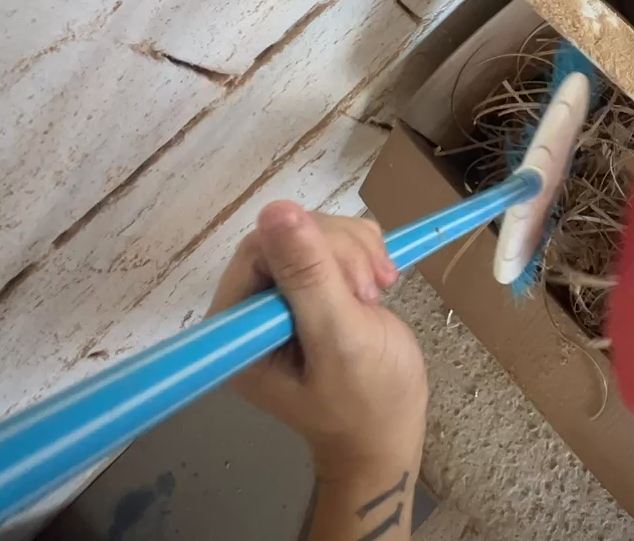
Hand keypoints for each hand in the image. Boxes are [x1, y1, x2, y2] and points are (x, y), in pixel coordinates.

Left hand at [209, 201, 427, 484]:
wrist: (395, 426)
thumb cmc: (368, 398)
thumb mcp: (340, 339)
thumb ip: (310, 277)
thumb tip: (275, 207)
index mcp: (239, 327)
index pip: (260, 249)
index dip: (311, 251)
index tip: (355, 285)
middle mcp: (254, 307)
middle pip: (291, 236)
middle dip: (342, 253)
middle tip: (373, 292)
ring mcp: (286, 296)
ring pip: (318, 232)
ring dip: (359, 252)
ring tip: (380, 291)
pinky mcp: (317, 286)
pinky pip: (338, 239)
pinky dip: (367, 251)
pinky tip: (380, 283)